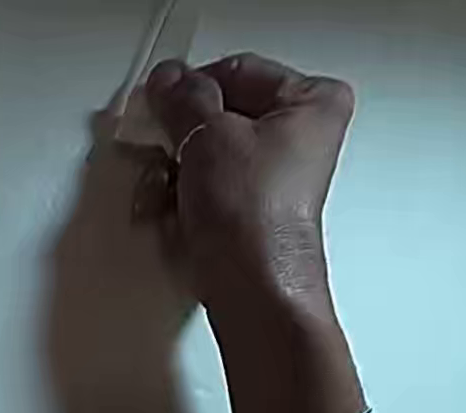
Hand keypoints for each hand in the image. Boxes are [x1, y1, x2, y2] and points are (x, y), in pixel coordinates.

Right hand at [144, 53, 363, 412]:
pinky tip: (174, 218)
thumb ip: (183, 100)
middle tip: (160, 158)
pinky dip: (180, 204)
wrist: (250, 286)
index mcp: (309, 103)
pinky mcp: (242, 217)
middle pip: (216, 121)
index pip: (236, 72)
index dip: (189, 87)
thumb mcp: (210, 138)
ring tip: (166, 199)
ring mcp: (267, 182)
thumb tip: (167, 81)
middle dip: (177, 145)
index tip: (155, 103)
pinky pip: (201, 195)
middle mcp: (295, 140)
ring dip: (172, 179)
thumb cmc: (253, 216)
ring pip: (202, 161)